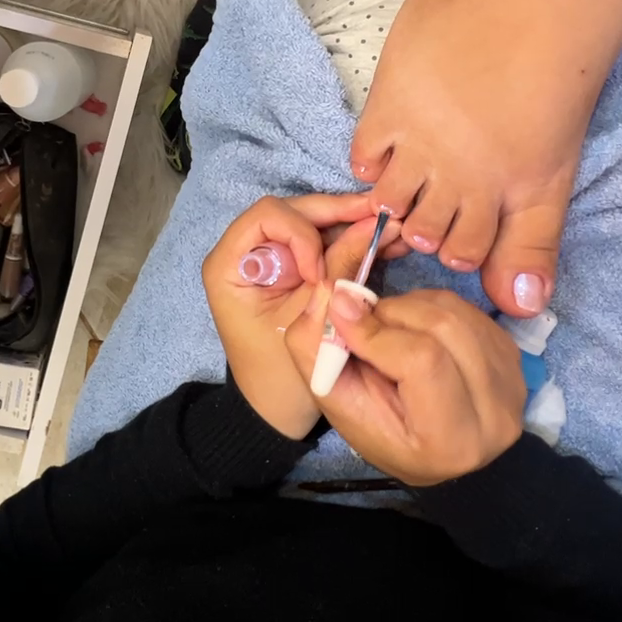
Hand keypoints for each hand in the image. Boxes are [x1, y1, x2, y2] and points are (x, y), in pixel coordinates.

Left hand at [201, 195, 404, 437]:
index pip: (267, 217)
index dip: (301, 233)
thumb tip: (374, 225)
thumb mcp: (310, 324)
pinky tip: (386, 242)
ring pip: (312, 222)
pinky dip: (350, 241)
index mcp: (229, 264)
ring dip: (350, 224)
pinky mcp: (292, 267)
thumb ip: (338, 273)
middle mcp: (245, 251)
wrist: (275, 410)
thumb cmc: (279, 375)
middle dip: (337, 214)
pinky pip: (321, 242)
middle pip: (293, 212)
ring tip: (391, 228)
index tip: (320, 273)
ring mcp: (270, 256)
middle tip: (381, 217)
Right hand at [287, 286, 524, 486]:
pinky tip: (416, 327)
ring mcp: (513, 384)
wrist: (434, 444)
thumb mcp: (335, 400)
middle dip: (392, 312)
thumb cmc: (380, 428)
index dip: (375, 330)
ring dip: (410, 305)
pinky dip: (430, 305)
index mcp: (451, 440)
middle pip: (443, 327)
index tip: (341, 314)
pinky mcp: (514, 357)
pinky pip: (467, 308)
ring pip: (455, 311)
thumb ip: (315, 348)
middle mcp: (496, 416)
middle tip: (365, 323)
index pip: (422, 360)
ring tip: (389, 326)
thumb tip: (331, 291)